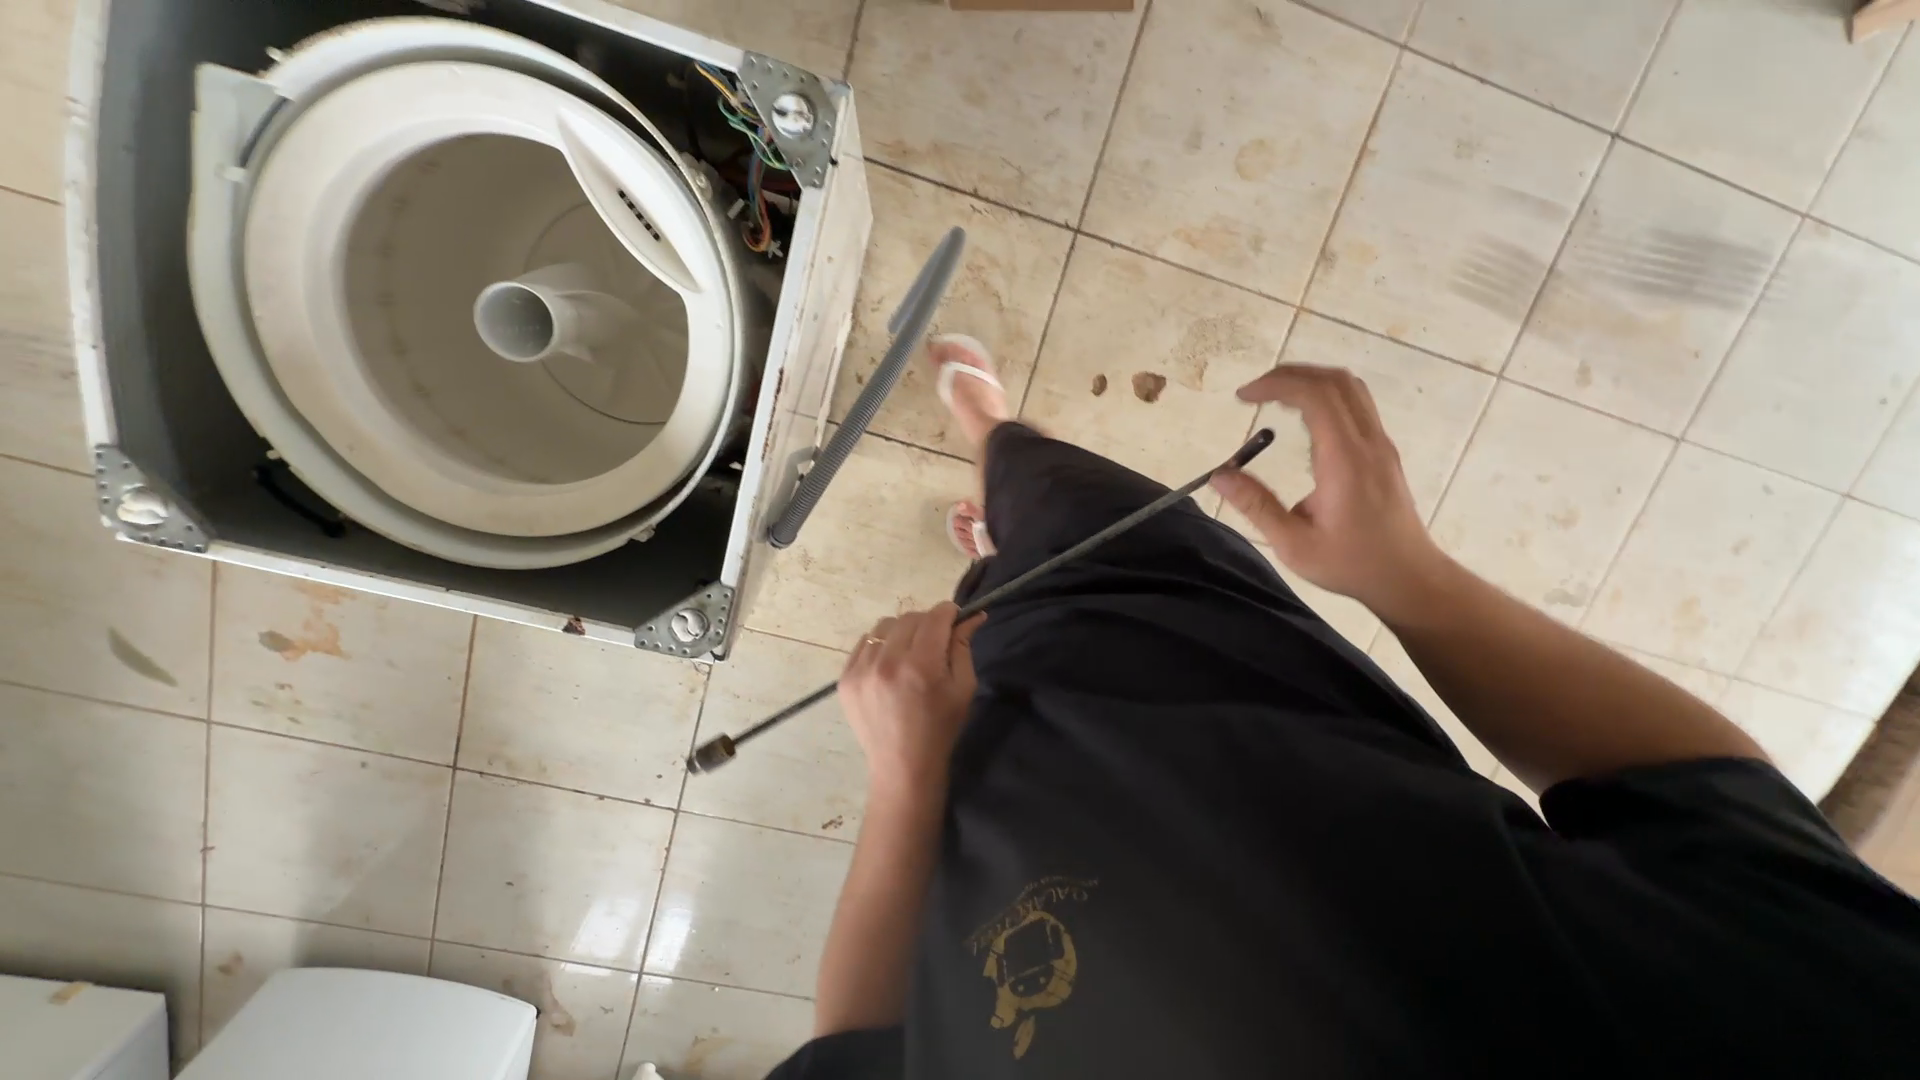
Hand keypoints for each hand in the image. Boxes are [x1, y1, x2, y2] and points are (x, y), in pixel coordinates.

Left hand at [839, 602, 984, 798]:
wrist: (903, 766)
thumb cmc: (940, 728)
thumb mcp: (963, 687)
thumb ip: (963, 647)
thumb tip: (972, 616)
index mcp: (921, 666)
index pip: (935, 616)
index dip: (948, 612)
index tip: (954, 617)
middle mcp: (887, 662)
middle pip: (909, 617)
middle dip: (926, 621)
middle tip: (934, 639)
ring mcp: (861, 670)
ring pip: (883, 626)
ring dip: (900, 631)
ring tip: (909, 652)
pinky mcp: (845, 678)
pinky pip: (864, 643)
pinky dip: (879, 646)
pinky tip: (889, 665)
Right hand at [1211, 364, 1455, 624]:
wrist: (1408, 577)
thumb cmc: (1350, 564)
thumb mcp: (1292, 543)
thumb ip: (1256, 506)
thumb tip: (1219, 475)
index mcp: (1344, 460)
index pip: (1315, 396)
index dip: (1276, 384)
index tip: (1243, 397)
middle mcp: (1367, 442)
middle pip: (1334, 381)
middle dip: (1289, 375)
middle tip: (1253, 391)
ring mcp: (1380, 444)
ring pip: (1350, 387)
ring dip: (1310, 380)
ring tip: (1274, 395)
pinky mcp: (1382, 451)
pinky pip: (1356, 404)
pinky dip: (1325, 395)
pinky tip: (1302, 415)